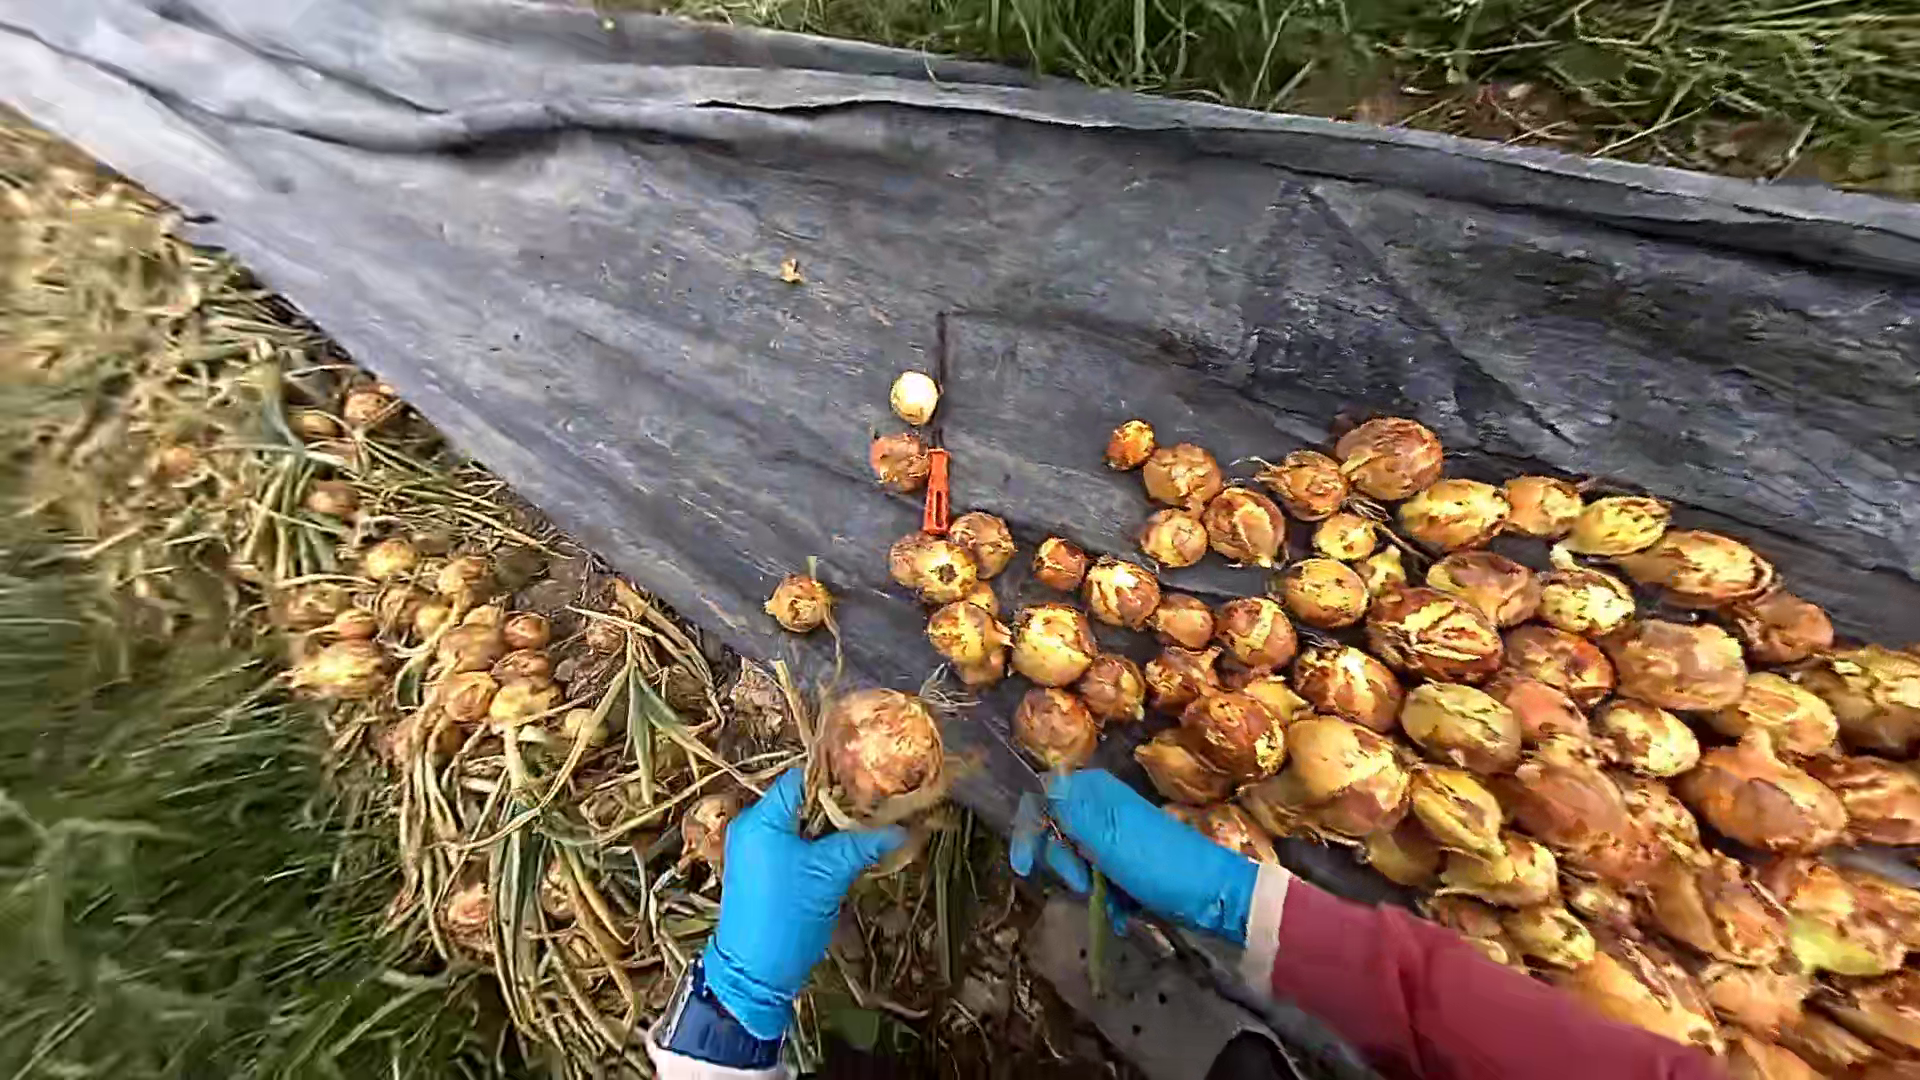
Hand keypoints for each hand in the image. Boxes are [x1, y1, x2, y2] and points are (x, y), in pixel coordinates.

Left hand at [702, 769, 904, 1038]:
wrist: (753, 980)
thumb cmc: (786, 917)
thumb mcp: (829, 876)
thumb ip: (863, 844)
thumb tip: (903, 828)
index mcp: (762, 819)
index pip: (802, 778)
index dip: (835, 777)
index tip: (866, 784)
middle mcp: (753, 826)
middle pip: (802, 798)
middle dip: (837, 803)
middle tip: (872, 806)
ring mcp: (754, 848)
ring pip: (800, 821)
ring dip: (830, 826)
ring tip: (864, 826)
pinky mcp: (761, 867)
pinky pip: (793, 841)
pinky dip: (817, 843)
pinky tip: (845, 848)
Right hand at [1009, 769, 1257, 943]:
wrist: (1210, 894)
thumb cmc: (1155, 861)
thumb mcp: (1105, 837)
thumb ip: (1066, 812)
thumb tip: (1037, 784)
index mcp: (1092, 789)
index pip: (1041, 797)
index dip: (1028, 830)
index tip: (1024, 866)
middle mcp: (1097, 803)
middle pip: (1053, 830)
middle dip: (1063, 862)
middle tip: (1082, 883)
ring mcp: (1109, 831)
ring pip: (1071, 855)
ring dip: (1083, 882)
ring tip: (1107, 898)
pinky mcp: (1120, 856)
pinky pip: (1092, 872)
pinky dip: (1100, 892)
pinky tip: (1118, 906)